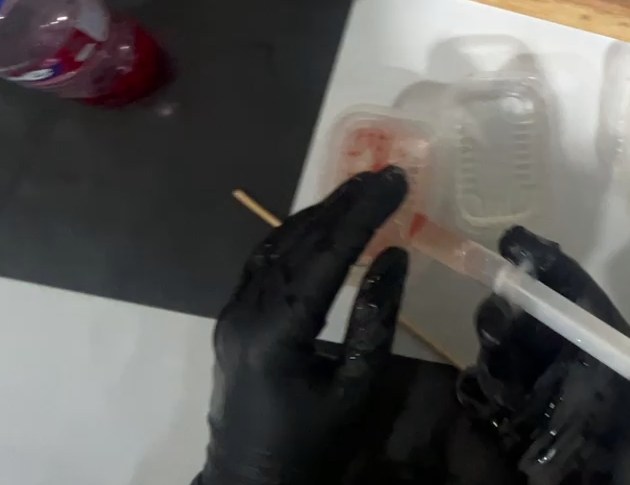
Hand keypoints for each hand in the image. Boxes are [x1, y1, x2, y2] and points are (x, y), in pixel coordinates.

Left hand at [196, 167, 409, 484]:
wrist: (247, 484)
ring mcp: (235, 309)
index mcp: (278, 331)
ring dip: (322, 212)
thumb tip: (396, 254)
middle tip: (385, 175)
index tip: (396, 182)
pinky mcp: (232, 314)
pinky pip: (265, 259)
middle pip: (303, 240)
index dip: (365, 214)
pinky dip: (298, 233)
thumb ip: (375, 320)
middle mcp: (248, 309)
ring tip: (361, 189)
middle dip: (347, 203)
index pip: (329, 255)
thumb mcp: (355, 389)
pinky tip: (322, 221)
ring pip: (280, 243)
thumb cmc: (311, 446)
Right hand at [458, 227, 629, 484]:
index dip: (549, 268)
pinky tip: (480, 386)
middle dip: (513, 296)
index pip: (575, 302)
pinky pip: (475, 391)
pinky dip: (473, 382)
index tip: (520, 243)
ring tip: (495, 335)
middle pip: (530, 315)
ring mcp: (523, 395)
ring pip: (500, 347)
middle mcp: (560, 370)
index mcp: (601, 365)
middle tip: (504, 294)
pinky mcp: (494, 425)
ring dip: (493, 333)